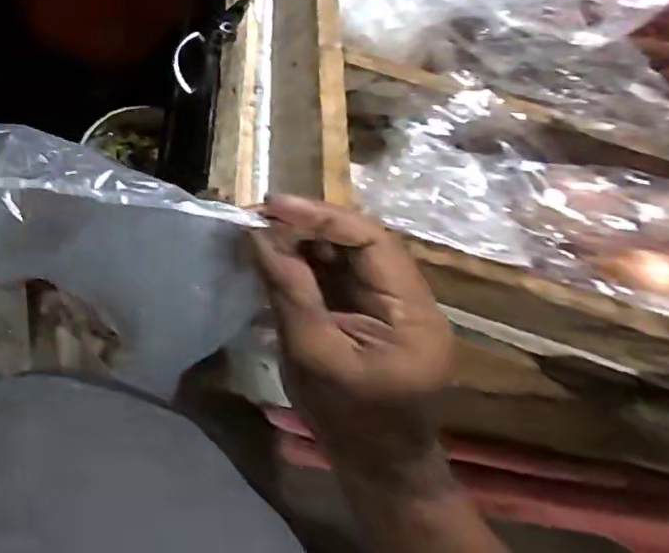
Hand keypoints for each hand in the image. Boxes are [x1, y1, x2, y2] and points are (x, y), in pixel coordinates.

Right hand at [249, 196, 451, 480]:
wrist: (372, 462)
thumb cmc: (350, 416)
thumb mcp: (315, 354)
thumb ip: (290, 290)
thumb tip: (256, 234)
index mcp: (412, 312)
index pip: (373, 241)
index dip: (322, 217)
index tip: (273, 206)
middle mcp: (404, 298)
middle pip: (357, 239)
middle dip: (305, 222)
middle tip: (256, 215)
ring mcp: (382, 302)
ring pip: (340, 249)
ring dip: (298, 235)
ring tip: (256, 229)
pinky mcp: (359, 306)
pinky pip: (329, 267)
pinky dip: (297, 255)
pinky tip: (268, 251)